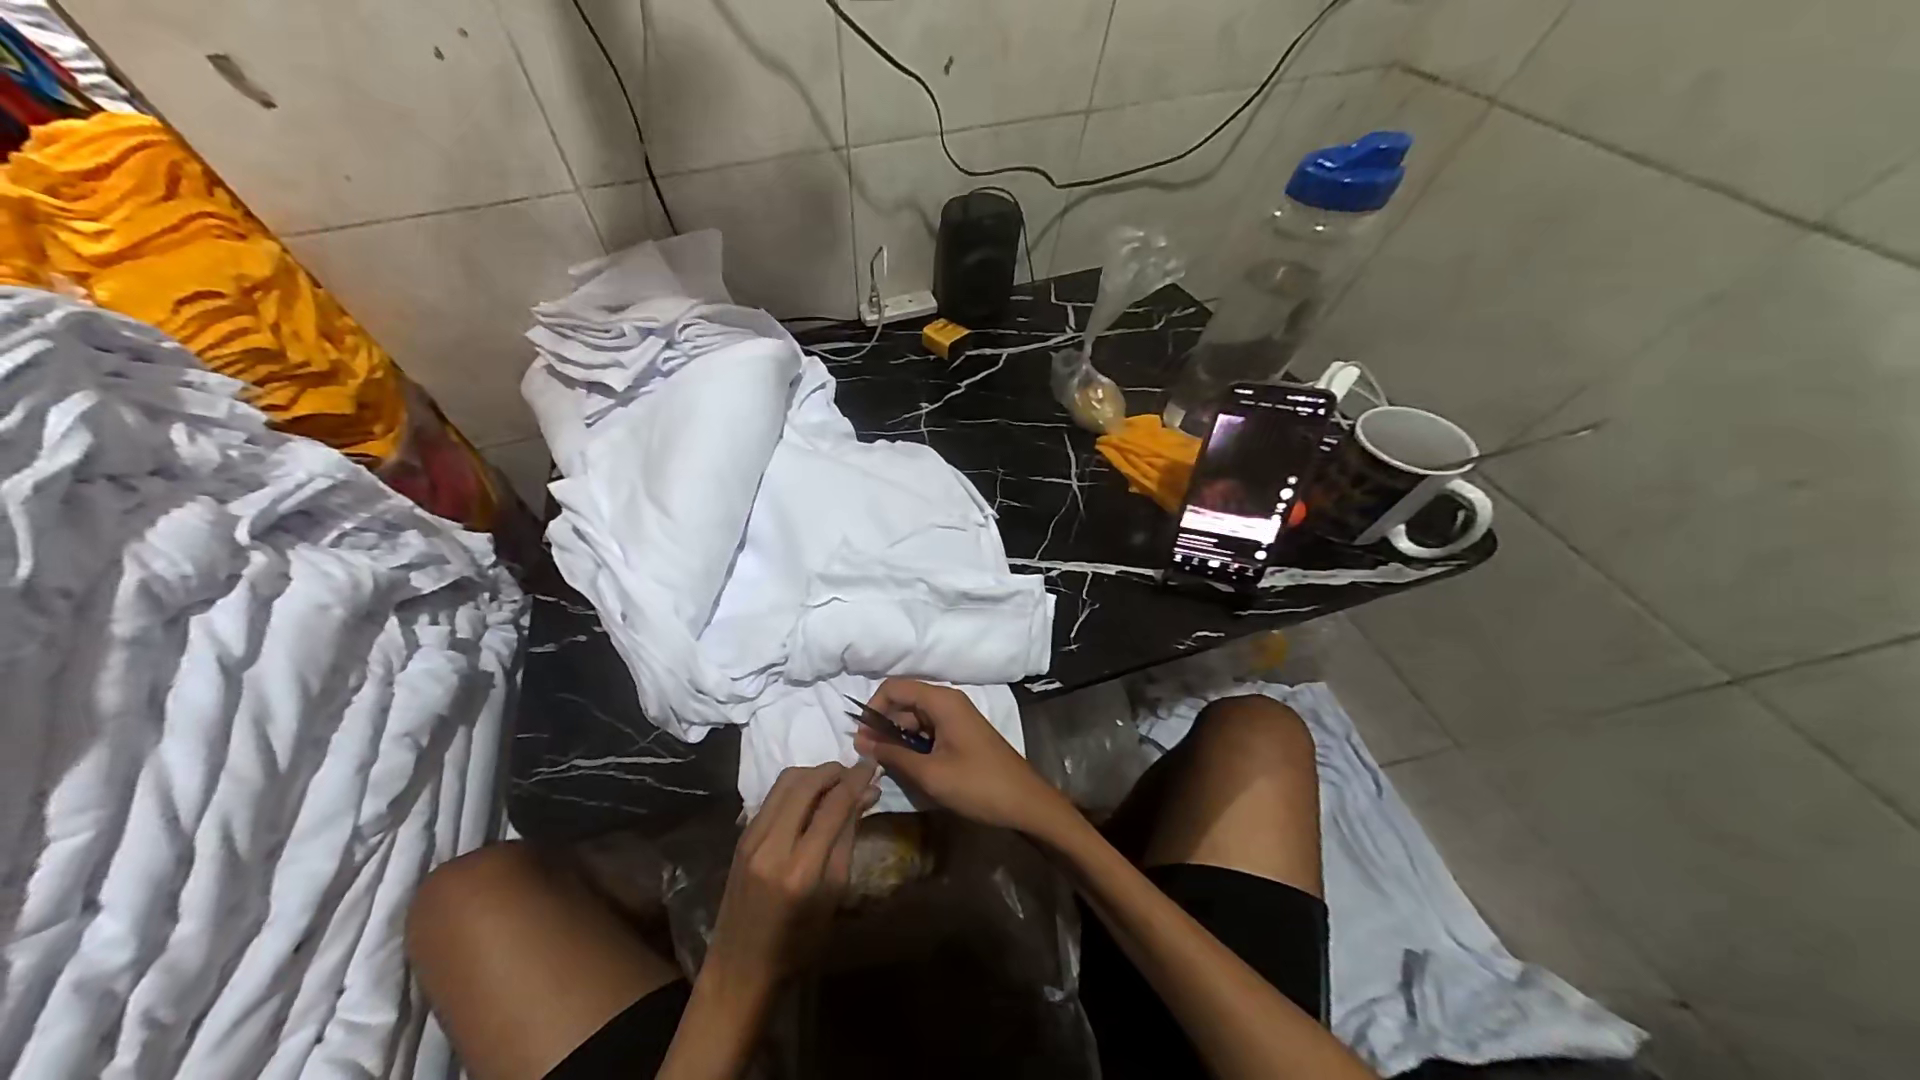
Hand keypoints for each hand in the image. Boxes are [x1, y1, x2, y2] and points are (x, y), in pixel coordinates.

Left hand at [705, 761, 879, 990]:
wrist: (739, 969)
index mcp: (800, 868)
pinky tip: (813, 797)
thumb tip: (865, 794)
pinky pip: (773, 797)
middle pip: (806, 782)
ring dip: (815, 774)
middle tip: (856, 773)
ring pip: (786, 782)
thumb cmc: (798, 943)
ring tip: (837, 782)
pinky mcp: (741, 836)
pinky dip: (797, 787)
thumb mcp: (834, 894)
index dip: (856, 779)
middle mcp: (771, 844)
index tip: (873, 765)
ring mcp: (750, 837)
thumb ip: (847, 838)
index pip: (833, 805)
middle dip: (835, 770)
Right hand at [855, 678, 1075, 837]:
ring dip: (896, 737)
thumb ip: (893, 754)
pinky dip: (913, 743)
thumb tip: (862, 742)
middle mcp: (948, 702)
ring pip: (915, 718)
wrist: (1026, 802)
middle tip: (865, 756)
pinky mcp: (961, 735)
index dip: (873, 708)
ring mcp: (956, 718)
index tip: (861, 737)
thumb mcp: (930, 773)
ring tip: (881, 763)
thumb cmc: (978, 785)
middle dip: (882, 725)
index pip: (895, 687)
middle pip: (904, 702)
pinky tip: (904, 765)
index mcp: (942, 701)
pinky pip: (928, 731)